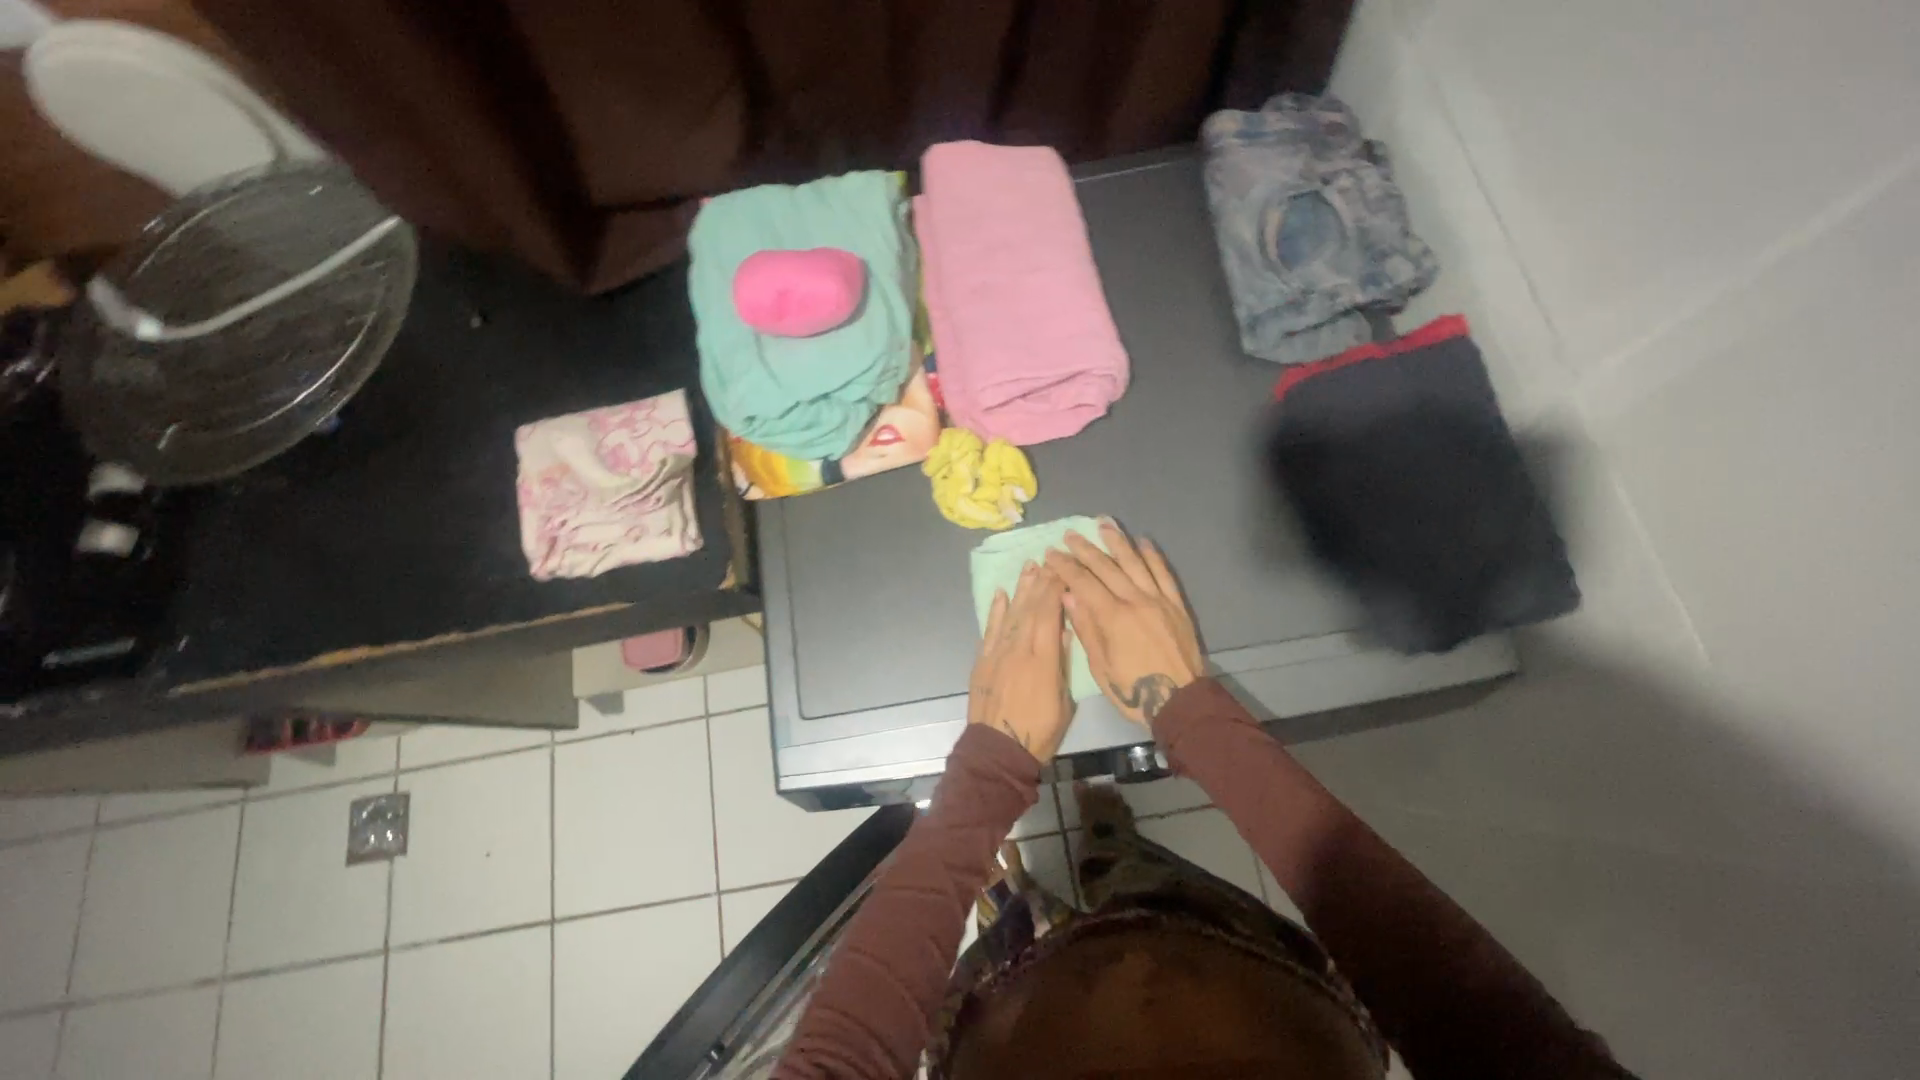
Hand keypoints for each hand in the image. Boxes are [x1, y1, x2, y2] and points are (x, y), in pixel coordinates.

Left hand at [968, 564, 1073, 763]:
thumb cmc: (1038, 733)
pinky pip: (990, 630)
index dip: (1057, 590)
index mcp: (1043, 660)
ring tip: (1029, 567)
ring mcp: (997, 654)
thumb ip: (1064, 666)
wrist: (997, 752)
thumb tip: (1067, 633)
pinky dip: (996, 611)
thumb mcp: (1064, 703)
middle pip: (1031, 609)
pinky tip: (1001, 594)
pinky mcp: (982, 662)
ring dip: (1020, 589)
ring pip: (1011, 614)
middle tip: (1050, 560)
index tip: (1065, 570)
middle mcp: (1018, 650)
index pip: (1050, 615)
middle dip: (1042, 582)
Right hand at [1046, 521, 1202, 726]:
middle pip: (1107, 567)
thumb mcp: (1100, 667)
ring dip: (1118, 542)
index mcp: (1113, 618)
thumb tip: (1068, 595)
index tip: (1051, 554)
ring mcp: (1159, 600)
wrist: (1180, 701)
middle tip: (1070, 535)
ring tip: (1103, 524)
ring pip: (1135, 563)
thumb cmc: (1133, 691)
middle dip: (1085, 549)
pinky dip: (1153, 556)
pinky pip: (1164, 574)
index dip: (1065, 567)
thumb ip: (1086, 628)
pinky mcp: (1176, 605)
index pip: (1083, 583)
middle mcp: (1135, 601)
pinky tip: (1143, 542)